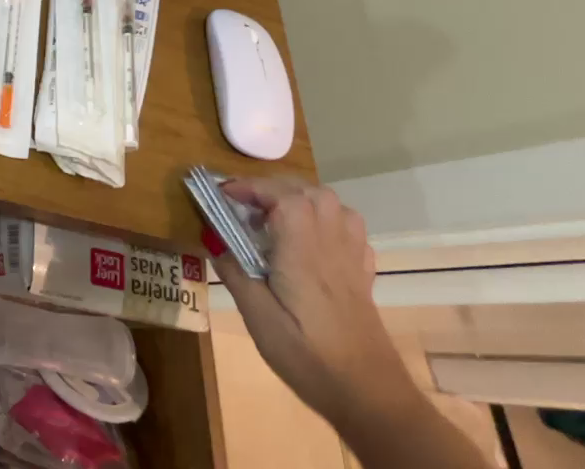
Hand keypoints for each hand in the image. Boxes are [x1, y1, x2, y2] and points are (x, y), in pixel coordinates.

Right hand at [208, 178, 413, 426]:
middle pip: (311, 192)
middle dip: (273, 188)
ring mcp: (352, 261)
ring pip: (335, 206)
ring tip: (275, 217)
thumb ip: (235, 273)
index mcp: (303, 253)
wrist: (372, 398)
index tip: (224, 195)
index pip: (285, 196)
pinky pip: (350, 230)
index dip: (253, 186)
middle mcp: (331, 248)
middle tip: (244, 205)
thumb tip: (212, 238)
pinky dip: (326, 221)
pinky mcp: (362, 277)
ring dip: (302, 199)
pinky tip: (308, 240)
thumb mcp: (259, 318)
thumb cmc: (309, 358)